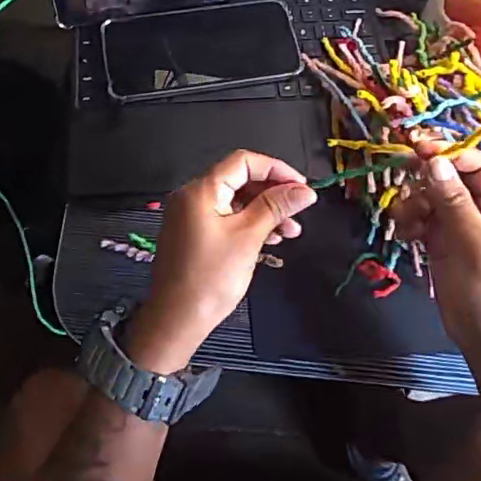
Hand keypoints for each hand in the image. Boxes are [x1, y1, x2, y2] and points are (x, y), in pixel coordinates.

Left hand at [125, 150, 317, 372]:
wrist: (176, 318)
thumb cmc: (210, 278)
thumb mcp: (248, 237)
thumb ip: (276, 207)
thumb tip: (304, 189)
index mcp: (201, 189)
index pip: (243, 161)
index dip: (276, 169)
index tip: (302, 186)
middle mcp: (192, 195)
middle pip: (239, 179)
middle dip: (272, 192)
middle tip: (299, 211)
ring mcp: (190, 214)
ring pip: (235, 199)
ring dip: (265, 210)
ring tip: (291, 231)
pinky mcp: (193, 232)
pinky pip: (226, 216)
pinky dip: (249, 222)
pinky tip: (270, 237)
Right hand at [395, 152, 480, 373]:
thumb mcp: (477, 247)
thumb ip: (454, 203)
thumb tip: (435, 162)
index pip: (479, 166)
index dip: (450, 154)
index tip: (417, 149)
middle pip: (451, 179)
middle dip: (426, 178)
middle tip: (401, 179)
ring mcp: (463, 230)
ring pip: (432, 198)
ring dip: (414, 202)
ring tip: (405, 220)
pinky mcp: (444, 246)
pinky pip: (422, 220)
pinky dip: (410, 221)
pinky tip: (406, 233)